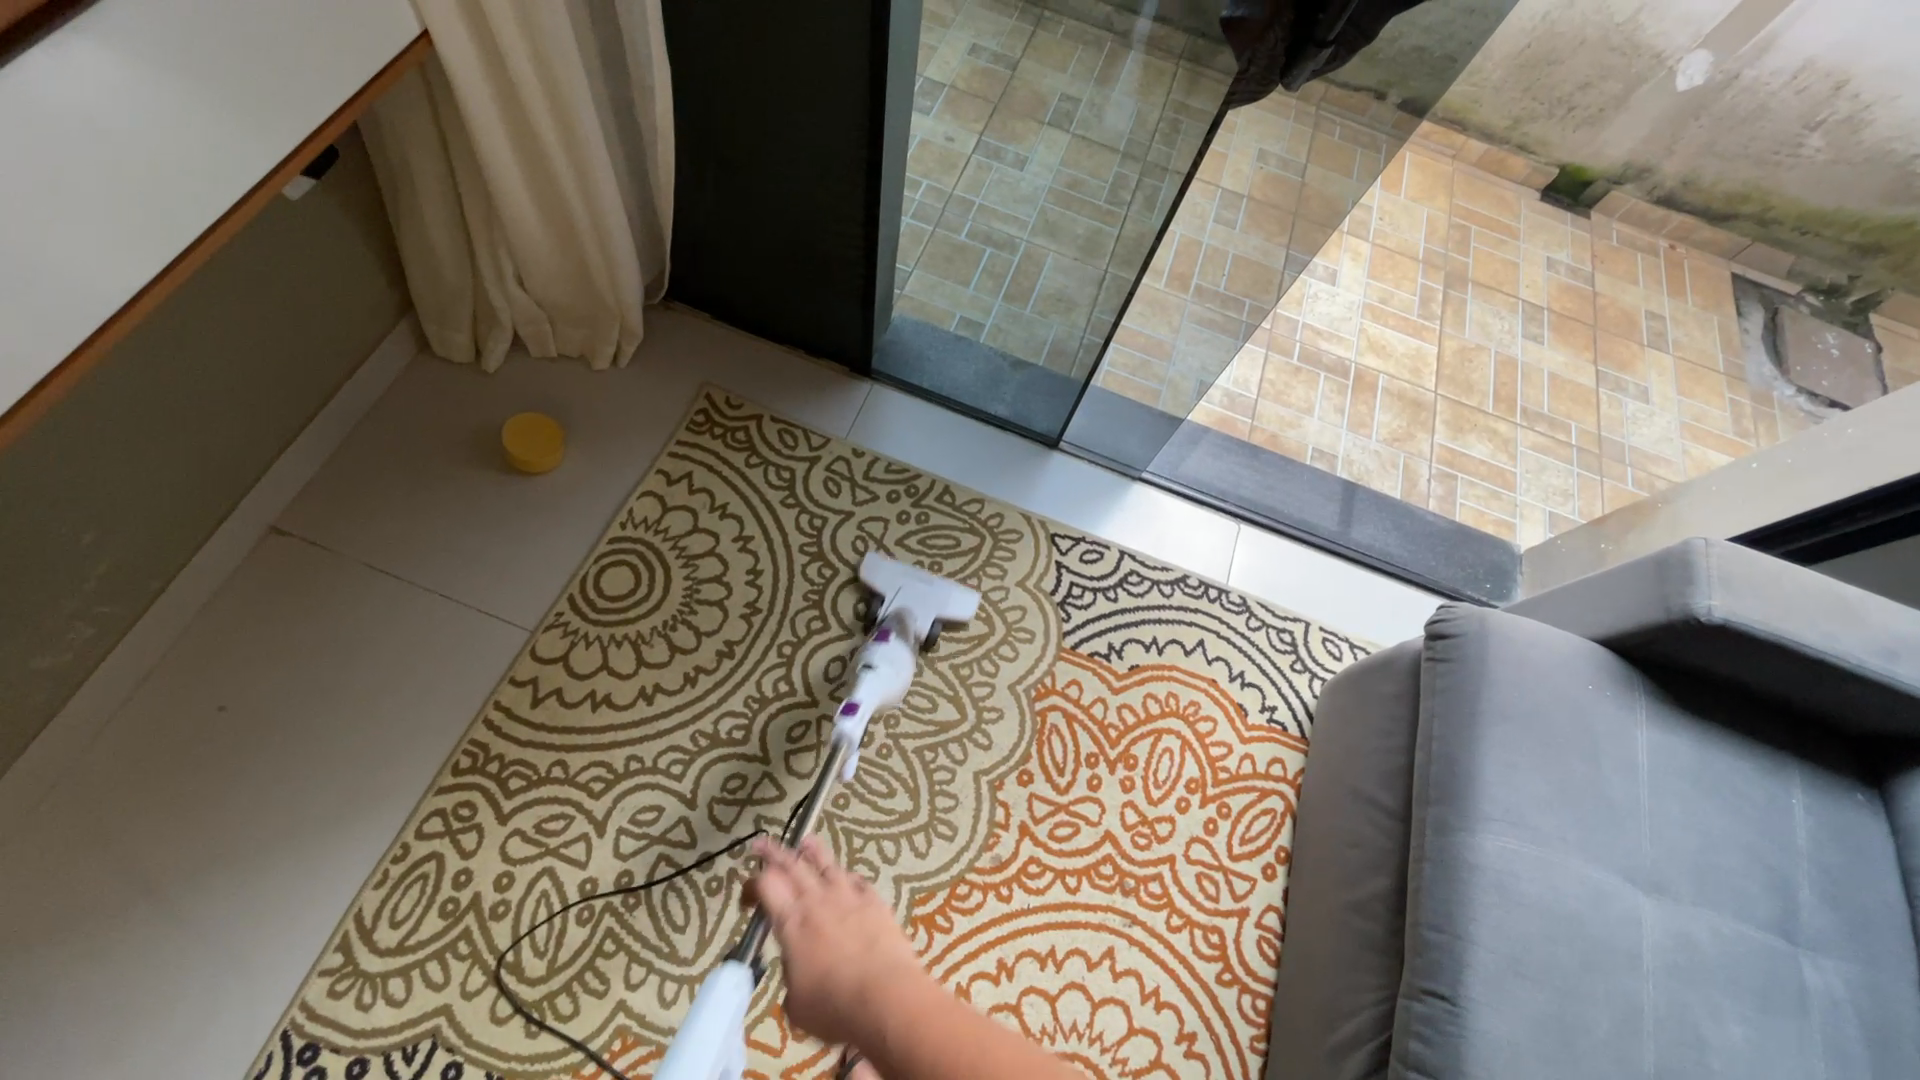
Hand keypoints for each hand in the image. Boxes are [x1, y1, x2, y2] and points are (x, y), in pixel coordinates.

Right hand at [747, 836, 931, 1046]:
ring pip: (826, 863)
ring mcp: (849, 897)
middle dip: (774, 853)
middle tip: (762, 843)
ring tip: (806, 841)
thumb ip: (792, 976)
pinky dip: (846, 877)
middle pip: (792, 865)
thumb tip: (798, 969)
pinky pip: (857, 881)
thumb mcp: (796, 1003)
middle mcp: (818, 901)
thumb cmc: (835, 1007)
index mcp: (792, 923)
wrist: (887, 998)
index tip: (747, 898)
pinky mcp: (875, 902)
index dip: (752, 885)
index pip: (766, 886)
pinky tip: (846, 878)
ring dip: (813, 851)